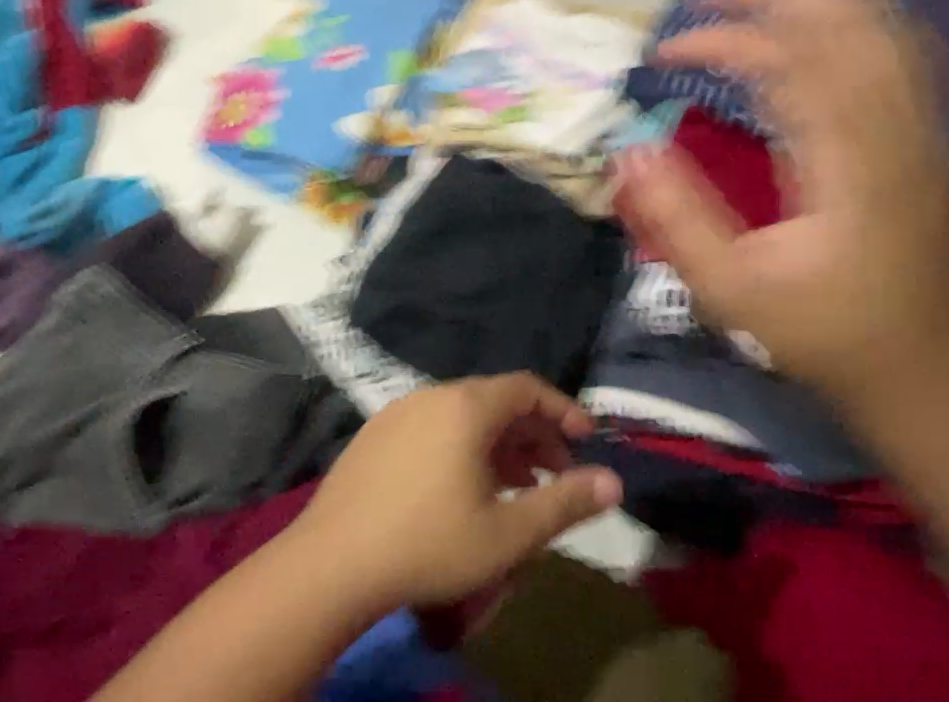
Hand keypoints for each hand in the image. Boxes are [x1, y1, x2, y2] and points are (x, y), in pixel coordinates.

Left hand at [288, 373, 621, 608]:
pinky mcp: (373, 437)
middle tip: (558, 473)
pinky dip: (461, 447)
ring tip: (518, 485)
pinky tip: (465, 489)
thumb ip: (565, 502)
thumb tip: (613, 482)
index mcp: (464, 407)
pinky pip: (431, 428)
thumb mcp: (510, 532)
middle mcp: (429, 397)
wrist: (335, 561)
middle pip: (493, 400)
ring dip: (498, 443)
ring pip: (460, 416)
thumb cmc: (431, 544)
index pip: (525, 387)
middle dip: (533, 432)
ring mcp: (395, 414)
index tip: (587, 440)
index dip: (562, 409)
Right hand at [613, 0, 948, 400]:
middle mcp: (897, 130)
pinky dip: (855, 25)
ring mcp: (927, 132)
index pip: (788, 62)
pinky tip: (822, 34)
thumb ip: (679, 218)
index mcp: (847, 161)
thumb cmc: (829, 334)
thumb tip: (631, 151)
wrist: (936, 374)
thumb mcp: (733, 288)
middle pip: (852, 21)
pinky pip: (903, 55)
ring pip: (888, 29)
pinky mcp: (935, 143)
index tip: (665, 50)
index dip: (722, 40)